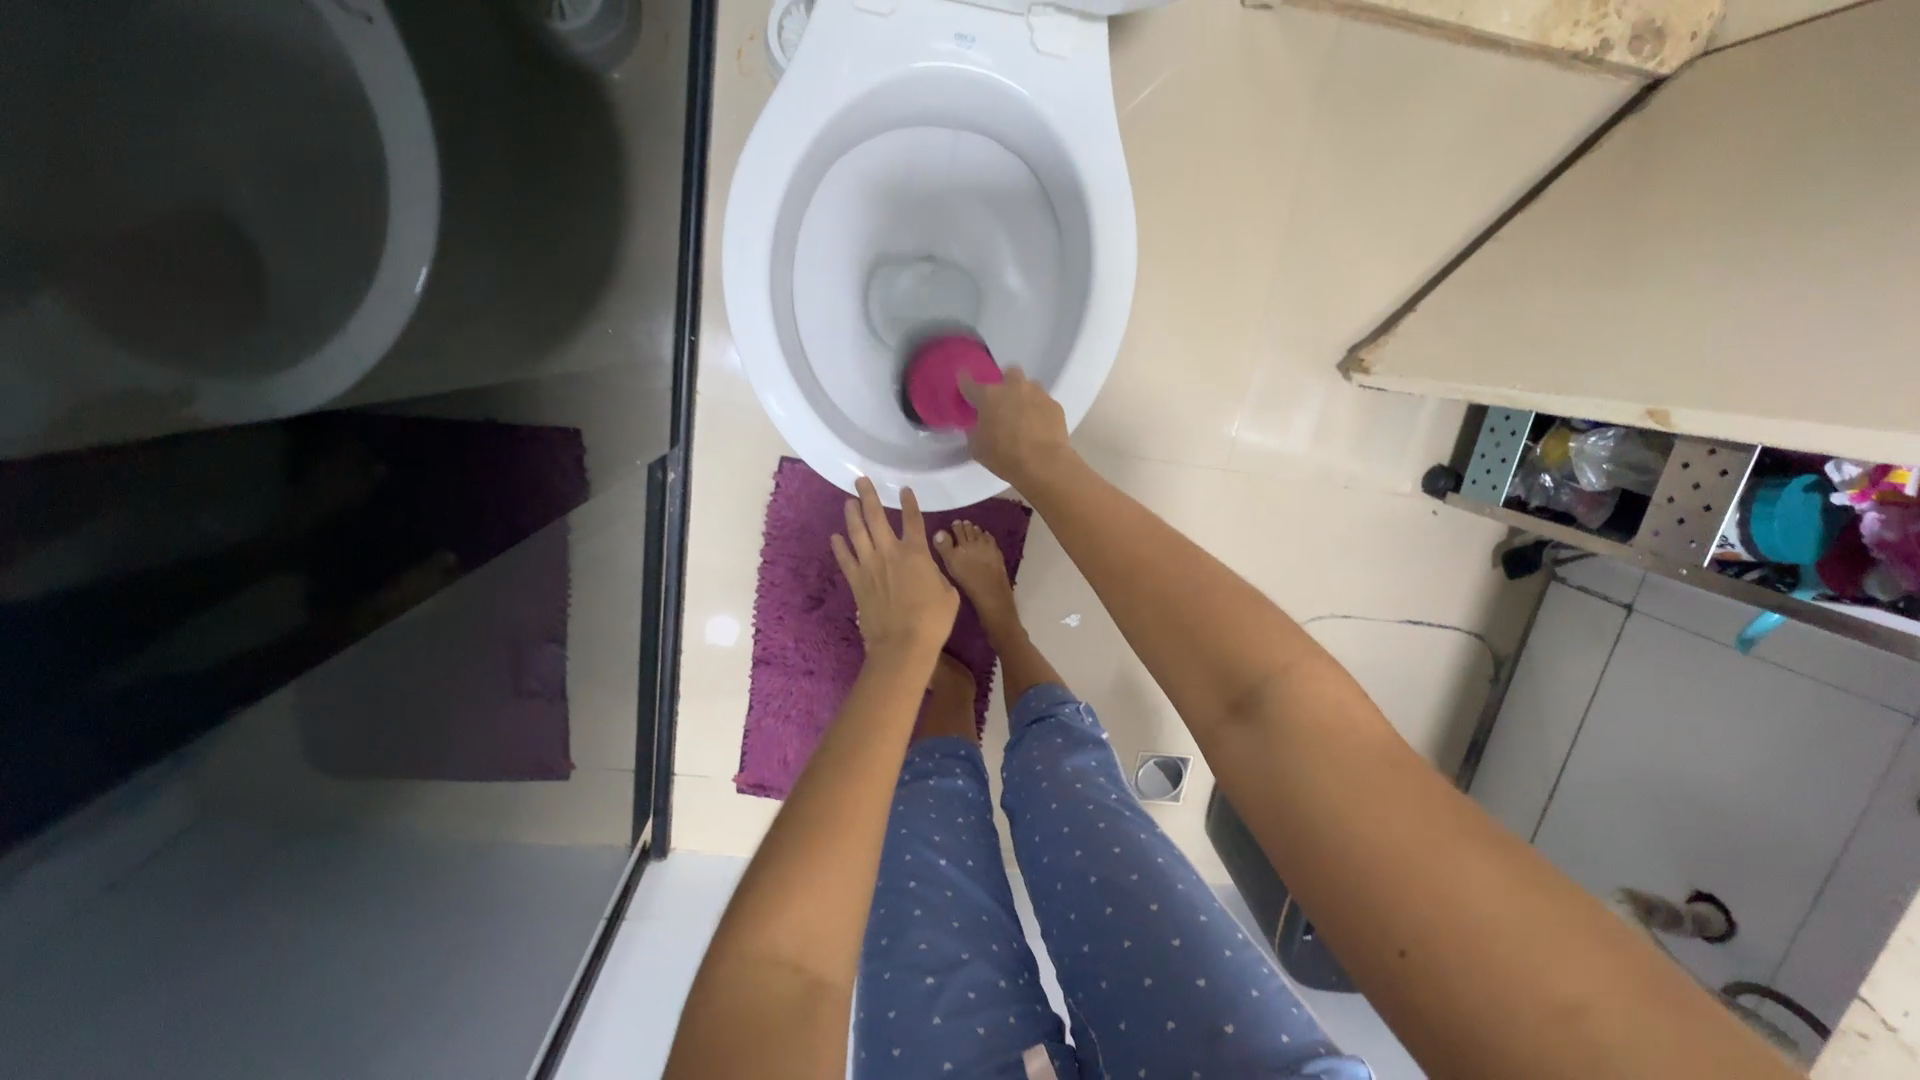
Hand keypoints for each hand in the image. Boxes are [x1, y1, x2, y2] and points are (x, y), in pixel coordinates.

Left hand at [831, 476, 958, 657]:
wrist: (902, 644)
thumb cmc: (932, 620)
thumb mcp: (948, 593)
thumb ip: (936, 575)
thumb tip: (928, 571)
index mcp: (916, 553)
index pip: (913, 520)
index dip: (909, 503)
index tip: (904, 489)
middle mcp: (890, 552)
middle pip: (876, 517)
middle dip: (869, 496)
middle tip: (861, 480)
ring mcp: (869, 566)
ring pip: (857, 532)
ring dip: (852, 514)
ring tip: (848, 501)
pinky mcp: (856, 582)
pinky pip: (845, 559)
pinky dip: (839, 546)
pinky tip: (835, 537)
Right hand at [959, 367, 1073, 486]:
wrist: (1044, 463)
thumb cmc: (1004, 456)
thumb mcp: (977, 448)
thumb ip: (974, 432)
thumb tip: (978, 426)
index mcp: (989, 396)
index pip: (970, 383)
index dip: (965, 382)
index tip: (964, 381)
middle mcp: (1013, 388)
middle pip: (1009, 373)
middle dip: (1005, 383)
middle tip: (1003, 401)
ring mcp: (1037, 394)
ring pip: (1029, 386)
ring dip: (1024, 396)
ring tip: (1024, 415)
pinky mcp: (1055, 405)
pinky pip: (1044, 402)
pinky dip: (1040, 411)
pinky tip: (1039, 426)